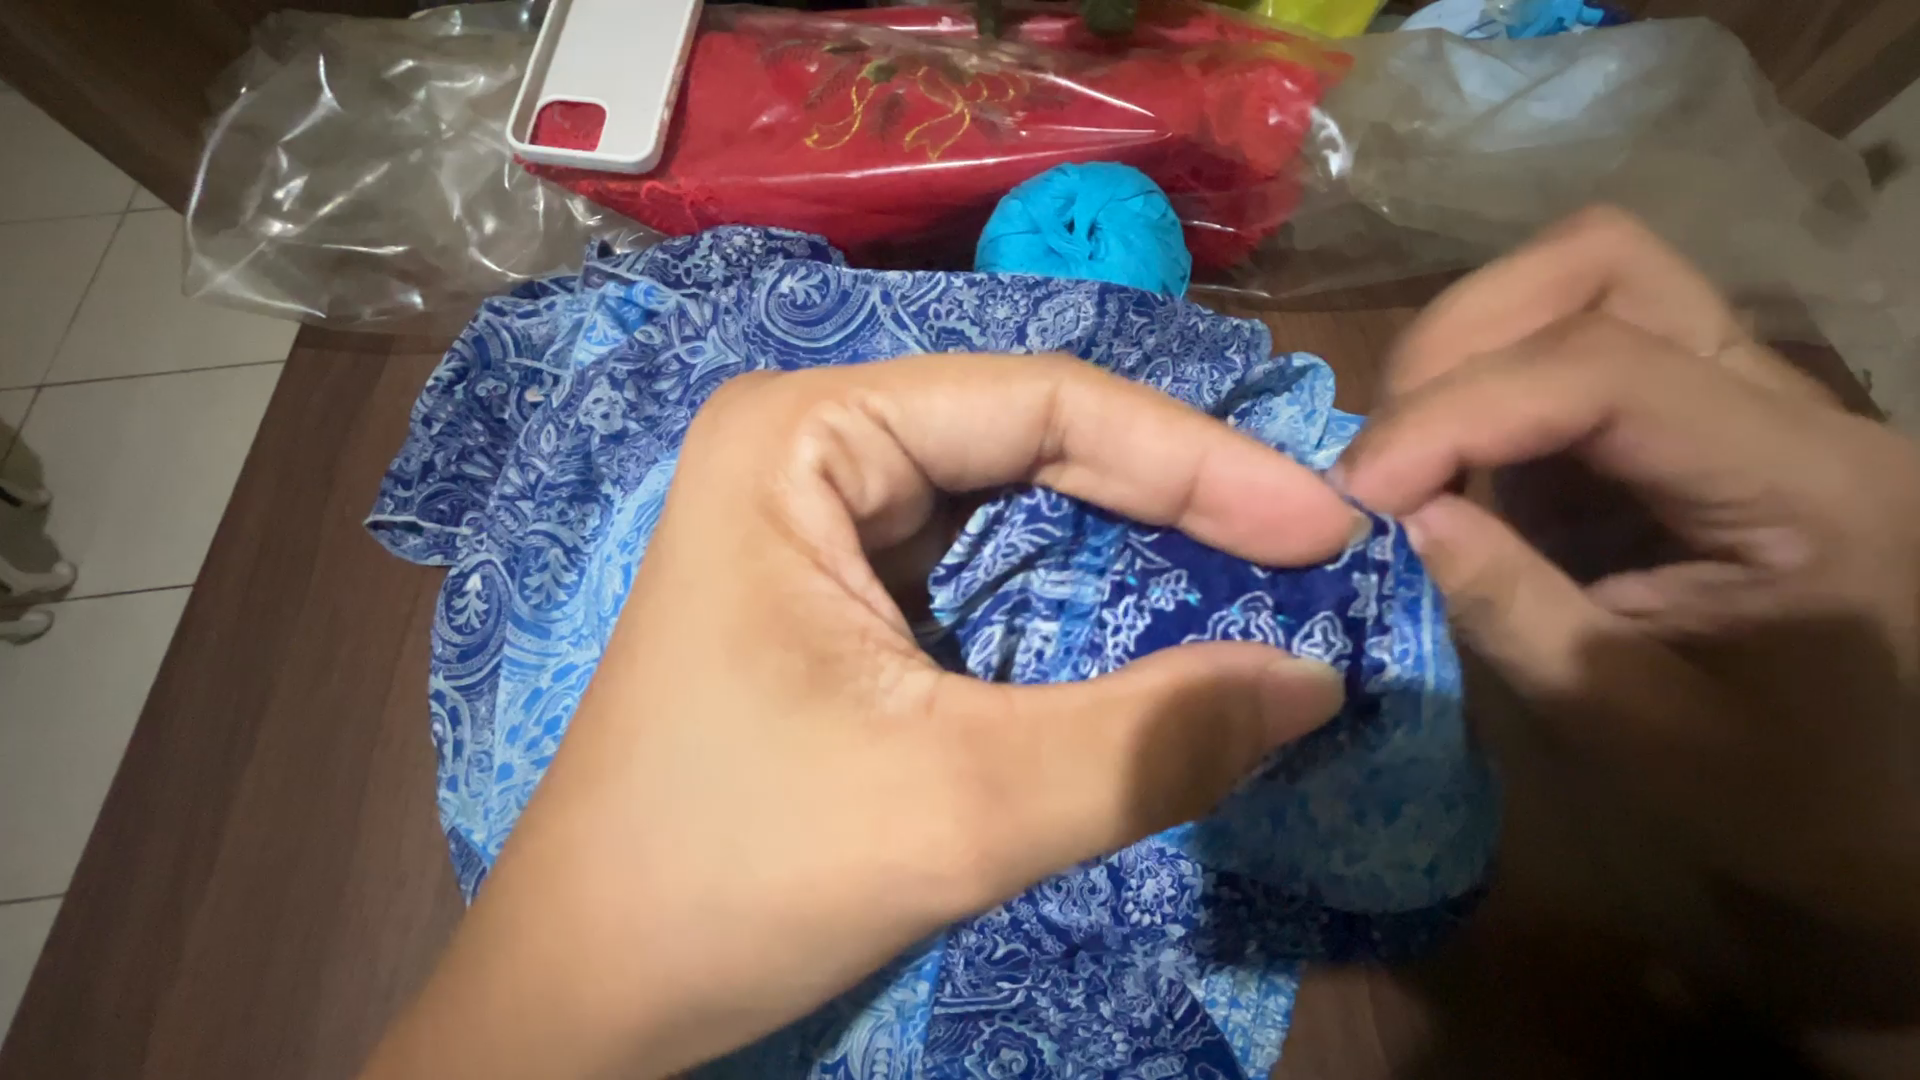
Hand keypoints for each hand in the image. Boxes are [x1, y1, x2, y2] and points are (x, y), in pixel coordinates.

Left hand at [360, 353, 1360, 1079]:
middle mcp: (812, 444)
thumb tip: (1315, 682)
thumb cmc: (733, 877)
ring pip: (1018, 498)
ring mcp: (822, 512)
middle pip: (1032, 439)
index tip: (1326, 525)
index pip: (1039, 404)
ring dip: (1138, 539)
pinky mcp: (841, 581)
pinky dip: (1079, 589)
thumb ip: (1151, 742)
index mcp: (804, 435)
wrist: (592, 982)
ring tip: (1260, 575)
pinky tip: (1153, 613)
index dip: (1198, 459)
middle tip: (1310, 552)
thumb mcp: (958, 810)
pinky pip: (986, 559)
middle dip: (1175, 495)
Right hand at [1335, 209, 1919, 1028]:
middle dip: (1455, 342)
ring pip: (1570, 285)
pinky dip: (1465, 391)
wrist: (1880, 814)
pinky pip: (1546, 353)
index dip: (1455, 415)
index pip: (1604, 372)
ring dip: (1456, 353)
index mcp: (1804, 483)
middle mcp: (1772, 404)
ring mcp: (1715, 403)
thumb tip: (1393, 515)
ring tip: (1401, 456)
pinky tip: (1435, 467)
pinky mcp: (1658, 428)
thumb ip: (1509, 610)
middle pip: (1597, 265)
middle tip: (1382, 452)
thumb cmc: (1784, 795)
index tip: (1357, 494)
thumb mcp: (1633, 726)